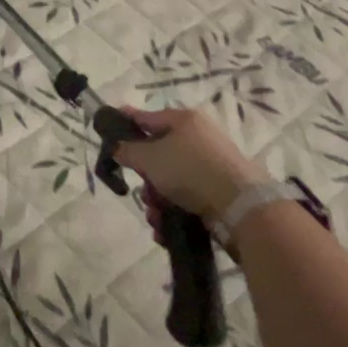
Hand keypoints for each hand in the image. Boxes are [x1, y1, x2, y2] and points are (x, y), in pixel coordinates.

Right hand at [112, 105, 268, 221]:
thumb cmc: (189, 170)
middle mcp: (198, 140)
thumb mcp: (150, 158)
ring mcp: (209, 167)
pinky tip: (164, 229)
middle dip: (145, 179)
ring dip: (157, 202)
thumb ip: (128, 151)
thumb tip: (118, 148)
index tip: (108, 128)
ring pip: (170, 182)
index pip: (147, 117)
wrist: (239, 205)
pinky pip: (185, 199)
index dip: (126, 122)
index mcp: (184, 121)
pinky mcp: (217, 193)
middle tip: (142, 192)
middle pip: (158, 156)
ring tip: (155, 217)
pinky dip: (172, 213)